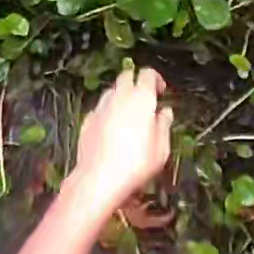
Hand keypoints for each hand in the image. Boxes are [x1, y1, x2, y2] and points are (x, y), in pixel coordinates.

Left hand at [65, 67, 172, 221]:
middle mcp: (120, 96)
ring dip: (121, 95)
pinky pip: (101, 107)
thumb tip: (165, 113)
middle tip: (144, 98)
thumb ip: (164, 125)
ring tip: (128, 113)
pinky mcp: (88, 118)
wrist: (99, 179)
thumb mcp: (161, 149)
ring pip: (112, 90)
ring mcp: (101, 106)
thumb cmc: (135, 165)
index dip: (156, 79)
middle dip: (136, 81)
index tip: (160, 91)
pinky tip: (111, 127)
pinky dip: (108, 111)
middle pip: (127, 75)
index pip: (148, 74)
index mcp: (141, 98)